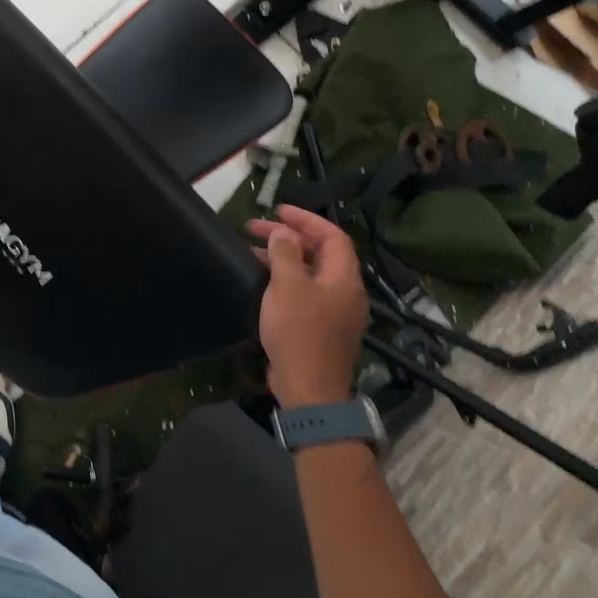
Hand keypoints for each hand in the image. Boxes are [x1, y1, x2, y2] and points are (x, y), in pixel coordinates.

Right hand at [248, 205, 368, 408]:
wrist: (309, 388)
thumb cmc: (299, 331)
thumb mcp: (287, 286)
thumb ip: (286, 254)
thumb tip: (284, 233)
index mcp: (344, 279)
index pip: (332, 236)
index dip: (306, 219)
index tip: (277, 210)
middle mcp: (345, 292)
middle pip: (321, 253)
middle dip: (290, 236)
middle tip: (255, 228)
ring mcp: (334, 312)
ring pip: (311, 273)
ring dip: (284, 257)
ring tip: (252, 250)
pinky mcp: (321, 327)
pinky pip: (305, 291)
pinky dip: (285, 278)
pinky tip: (262, 280)